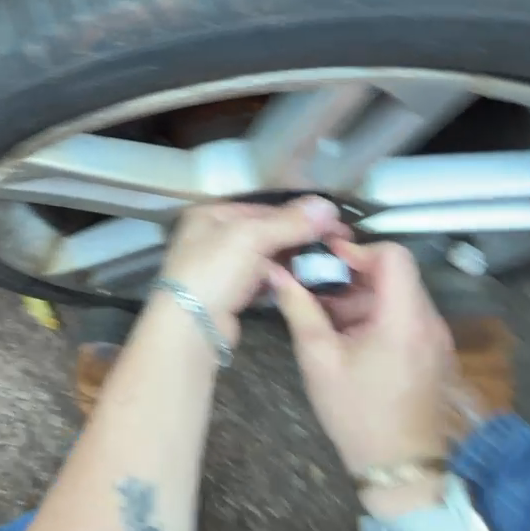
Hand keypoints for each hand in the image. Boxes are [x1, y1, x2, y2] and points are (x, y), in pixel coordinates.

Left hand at [156, 197, 345, 343]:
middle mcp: (213, 235)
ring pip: (265, 256)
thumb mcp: (250, 238)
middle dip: (299, 238)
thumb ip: (289, 223)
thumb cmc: (215, 270)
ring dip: (293, 259)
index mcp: (211, 214)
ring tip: (328, 264)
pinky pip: (261, 278)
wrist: (191, 326)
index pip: (263, 208)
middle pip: (265, 231)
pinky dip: (281, 278)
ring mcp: (220, 265)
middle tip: (338, 245)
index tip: (336, 224)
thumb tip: (328, 204)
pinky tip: (305, 281)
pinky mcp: (230, 292)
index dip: (300, 215)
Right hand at [267, 240, 453, 516]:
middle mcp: (428, 322)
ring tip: (324, 311)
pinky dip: (373, 312)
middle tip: (316, 284)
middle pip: (394, 272)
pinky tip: (345, 332)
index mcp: (403, 320)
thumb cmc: (357, 412)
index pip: (393, 255)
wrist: (400, 469)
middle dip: (352, 272)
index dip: (357, 248)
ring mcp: (434, 338)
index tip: (325, 259)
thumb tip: (273, 270)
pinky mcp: (431, 352)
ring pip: (397, 292)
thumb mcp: (318, 357)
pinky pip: (403, 314)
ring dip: (360, 293)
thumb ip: (298, 307)